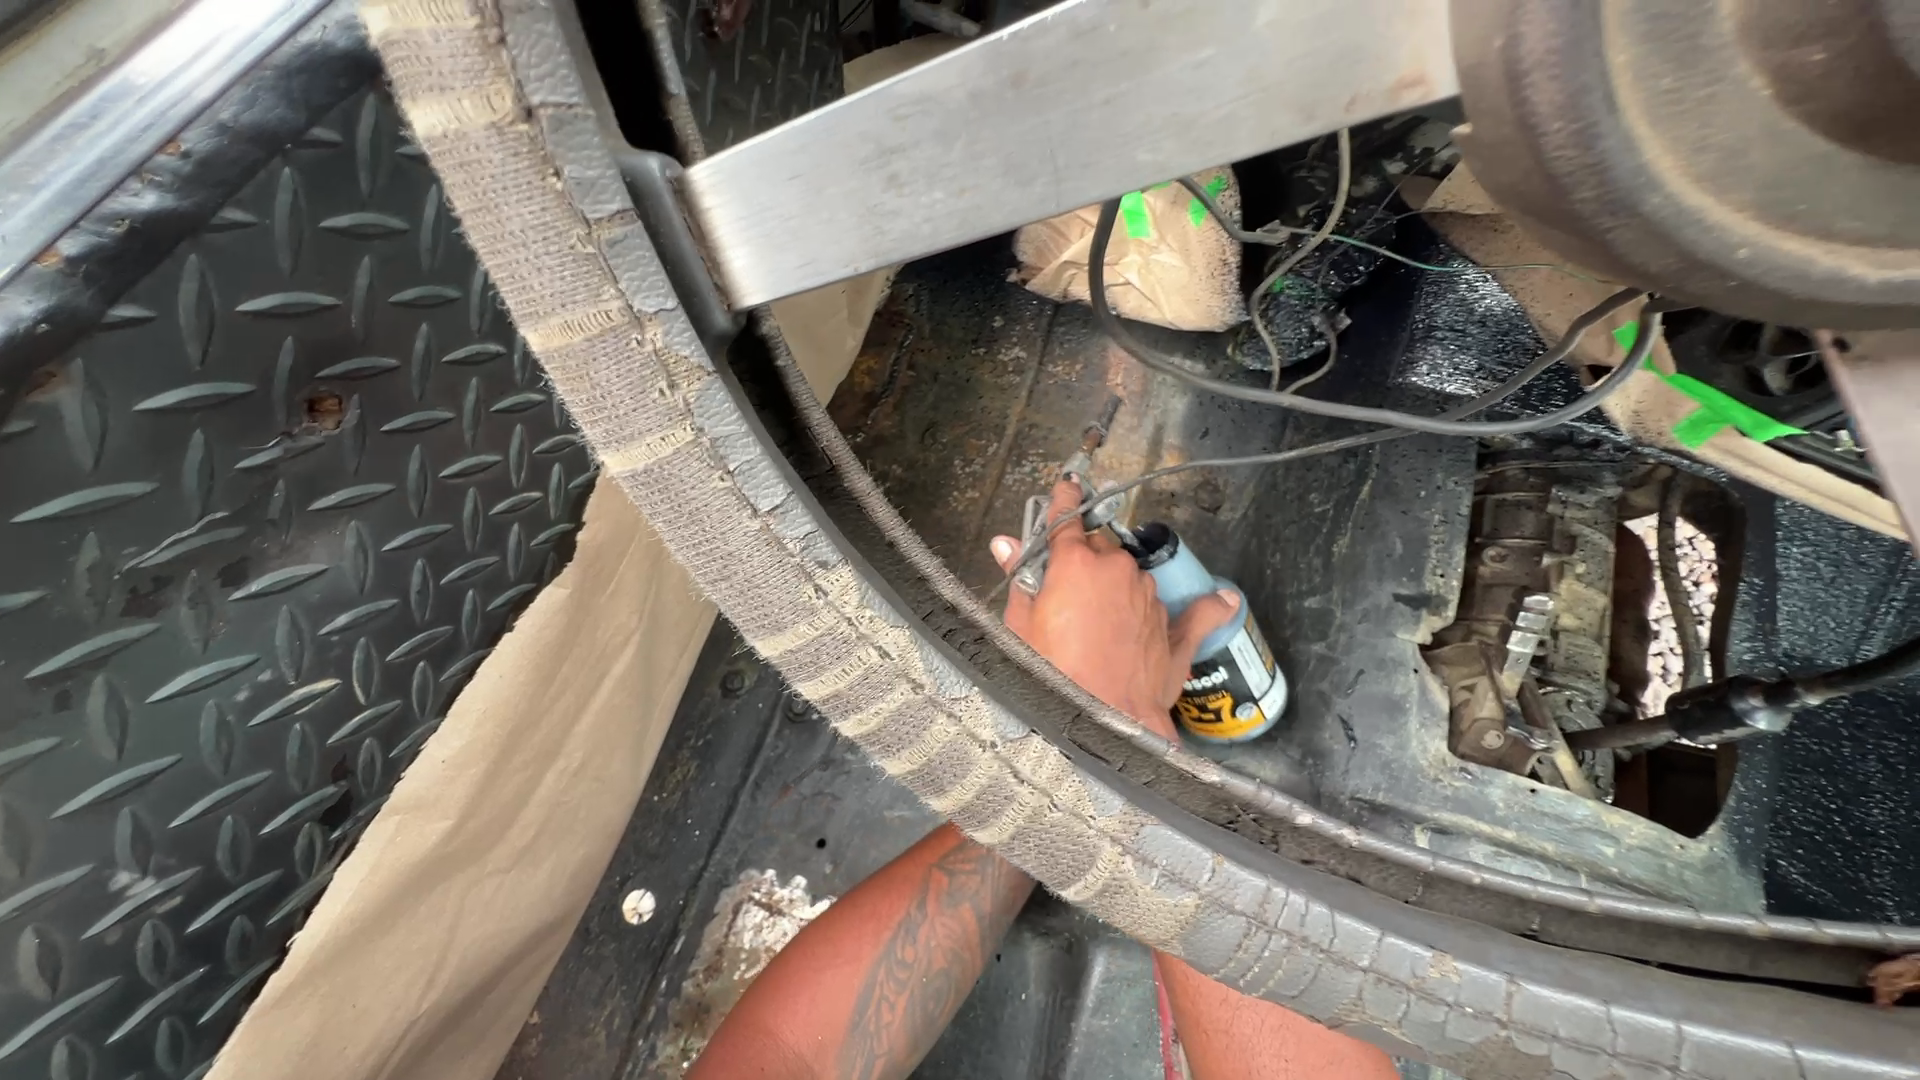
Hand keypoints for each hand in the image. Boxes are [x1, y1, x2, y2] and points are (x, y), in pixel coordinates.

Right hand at [990, 480, 1240, 739]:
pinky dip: (1204, 605)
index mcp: (1075, 563)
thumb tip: (1005, 543)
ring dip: (1120, 584)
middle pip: (1100, 547)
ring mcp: (1149, 595)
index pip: (1066, 518)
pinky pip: (1195, 610)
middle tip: (1070, 587)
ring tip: (1104, 618)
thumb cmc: (1051, 673)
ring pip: (1132, 576)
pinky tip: (1222, 600)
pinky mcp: (1175, 627)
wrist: (1105, 721)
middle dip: (1086, 558)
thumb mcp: (1020, 626)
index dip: (1063, 500)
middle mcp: (1117, 569)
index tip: (1066, 485)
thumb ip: (1019, 578)